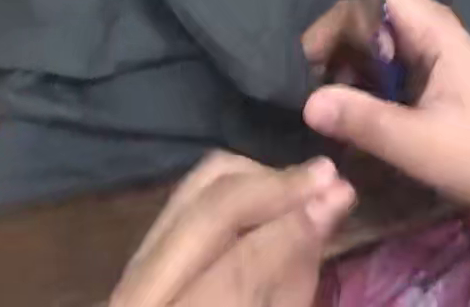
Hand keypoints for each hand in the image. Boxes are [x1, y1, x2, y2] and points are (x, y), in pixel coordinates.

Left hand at [110, 152, 354, 306]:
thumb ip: (292, 282)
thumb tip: (328, 206)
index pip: (238, 268)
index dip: (294, 227)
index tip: (342, 193)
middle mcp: (133, 296)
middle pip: (210, 206)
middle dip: (277, 184)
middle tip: (330, 174)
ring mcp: (128, 271)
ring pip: (198, 184)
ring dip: (259, 178)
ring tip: (304, 187)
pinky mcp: (137, 257)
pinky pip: (191, 196)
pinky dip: (238, 186)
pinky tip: (272, 197)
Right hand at [302, 0, 469, 207]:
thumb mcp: (419, 143)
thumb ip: (366, 120)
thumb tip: (308, 103)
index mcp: (434, 28)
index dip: (342, 16)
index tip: (313, 55)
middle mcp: (429, 27)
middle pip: (372, 10)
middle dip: (338, 37)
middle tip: (313, 78)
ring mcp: (427, 47)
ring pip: (375, 33)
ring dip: (347, 56)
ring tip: (326, 94)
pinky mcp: (424, 69)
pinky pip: (383, 56)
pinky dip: (360, 72)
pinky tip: (349, 103)